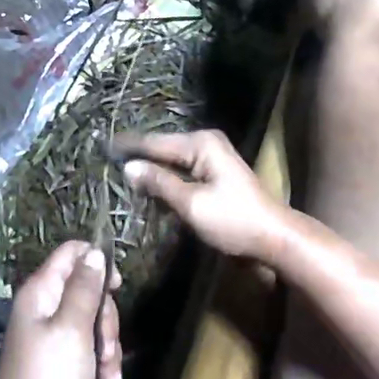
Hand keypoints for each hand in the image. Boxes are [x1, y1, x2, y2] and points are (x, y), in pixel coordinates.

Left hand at [0, 241, 121, 378]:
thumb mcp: (72, 330)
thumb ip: (85, 288)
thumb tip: (94, 252)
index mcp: (39, 294)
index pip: (70, 253)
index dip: (96, 260)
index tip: (118, 283)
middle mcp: (43, 313)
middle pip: (86, 292)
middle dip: (106, 319)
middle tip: (107, 346)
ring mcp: (51, 343)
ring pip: (92, 326)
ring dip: (107, 351)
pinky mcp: (60, 372)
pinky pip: (88, 356)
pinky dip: (100, 372)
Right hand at [117, 130, 292, 263]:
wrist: (274, 237)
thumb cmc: (234, 220)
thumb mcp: (192, 204)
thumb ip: (160, 183)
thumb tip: (130, 167)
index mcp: (201, 143)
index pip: (156, 142)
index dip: (130, 146)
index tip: (104, 144)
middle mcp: (206, 142)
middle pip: (164, 148)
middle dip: (139, 155)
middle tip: (108, 158)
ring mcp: (212, 156)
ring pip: (172, 160)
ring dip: (152, 167)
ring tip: (121, 169)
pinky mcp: (214, 173)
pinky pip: (182, 169)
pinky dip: (166, 176)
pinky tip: (148, 183)